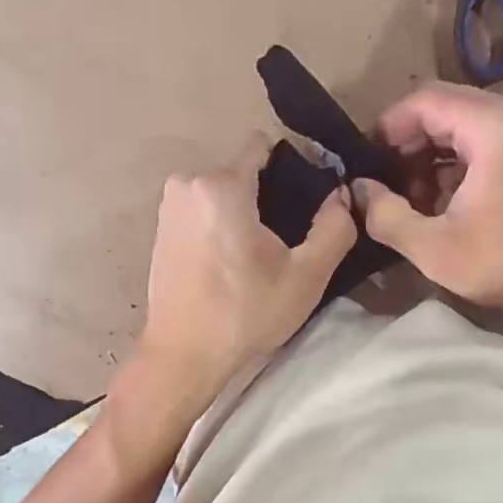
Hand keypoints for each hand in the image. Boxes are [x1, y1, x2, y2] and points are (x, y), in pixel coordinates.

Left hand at [135, 138, 356, 408]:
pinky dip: (221, 227)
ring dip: (244, 214)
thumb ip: (334, 227)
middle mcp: (186, 183)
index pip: (265, 146)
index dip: (295, 166)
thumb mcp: (305, 277)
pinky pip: (202, 212)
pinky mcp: (159, 231)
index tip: (311, 200)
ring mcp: (168, 208)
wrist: (182, 356)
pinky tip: (232, 264)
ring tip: (261, 256)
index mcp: (220, 184)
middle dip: (270, 195)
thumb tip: (342, 195)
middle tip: (289, 239)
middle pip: (243, 172)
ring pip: (222, 193)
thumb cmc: (244, 316)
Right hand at [353, 83, 502, 313]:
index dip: (387, 128)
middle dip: (404, 144)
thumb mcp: (431, 247)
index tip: (364, 165)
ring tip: (406, 200)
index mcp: (494, 125)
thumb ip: (385, 214)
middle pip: (440, 108)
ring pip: (454, 124)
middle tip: (381, 185)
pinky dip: (446, 164)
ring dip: (423, 157)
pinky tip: (432, 203)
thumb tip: (357, 188)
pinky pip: (472, 140)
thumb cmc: (501, 263)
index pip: (424, 101)